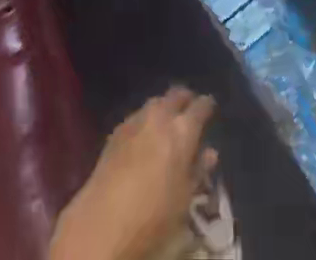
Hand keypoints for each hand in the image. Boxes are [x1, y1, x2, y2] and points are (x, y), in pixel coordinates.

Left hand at [49, 86, 217, 259]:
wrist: (104, 220)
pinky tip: (146, 135)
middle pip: (176, 95)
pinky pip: (138, 115)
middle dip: (185, 99)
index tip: (210, 109)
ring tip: (168, 122)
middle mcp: (159, 116)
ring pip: (155, 102)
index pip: (201, 106)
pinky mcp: (116, 130)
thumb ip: (198, 170)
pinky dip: (147, 119)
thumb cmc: (154, 214)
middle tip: (190, 110)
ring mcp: (135, 120)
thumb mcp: (186, 198)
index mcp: (182, 130)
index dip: (207, 106)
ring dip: (165, 107)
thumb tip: (209, 152)